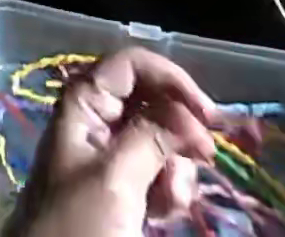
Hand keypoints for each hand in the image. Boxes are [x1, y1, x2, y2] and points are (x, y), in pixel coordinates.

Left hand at [16, 48, 217, 236]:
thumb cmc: (76, 228)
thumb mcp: (115, 180)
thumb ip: (152, 138)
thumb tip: (190, 114)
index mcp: (84, 102)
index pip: (131, 64)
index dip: (171, 78)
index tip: (208, 115)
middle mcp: (97, 119)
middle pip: (151, 100)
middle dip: (179, 130)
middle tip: (202, 161)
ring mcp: (108, 154)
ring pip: (160, 138)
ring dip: (176, 167)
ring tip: (171, 203)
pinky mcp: (120, 188)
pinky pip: (156, 171)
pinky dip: (168, 188)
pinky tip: (165, 213)